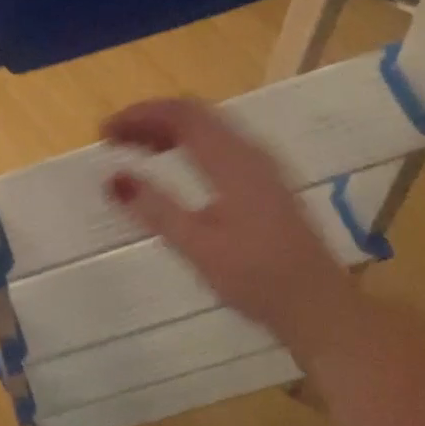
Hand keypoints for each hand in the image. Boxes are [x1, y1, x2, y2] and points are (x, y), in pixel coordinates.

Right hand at [101, 98, 353, 345]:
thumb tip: (112, 177)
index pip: (180, 115)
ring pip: (208, 128)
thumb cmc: (257, 278)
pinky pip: (219, 144)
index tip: (103, 132)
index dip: (138, 115)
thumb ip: (154, 207)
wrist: (321, 311)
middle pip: (194, 115)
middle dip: (149, 118)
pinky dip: (187, 143)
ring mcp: (262, 167)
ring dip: (167, 129)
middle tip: (113, 138)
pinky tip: (173, 166)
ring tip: (134, 147)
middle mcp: (250, 153)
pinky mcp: (266, 184)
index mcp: (233, 161)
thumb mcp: (197, 245)